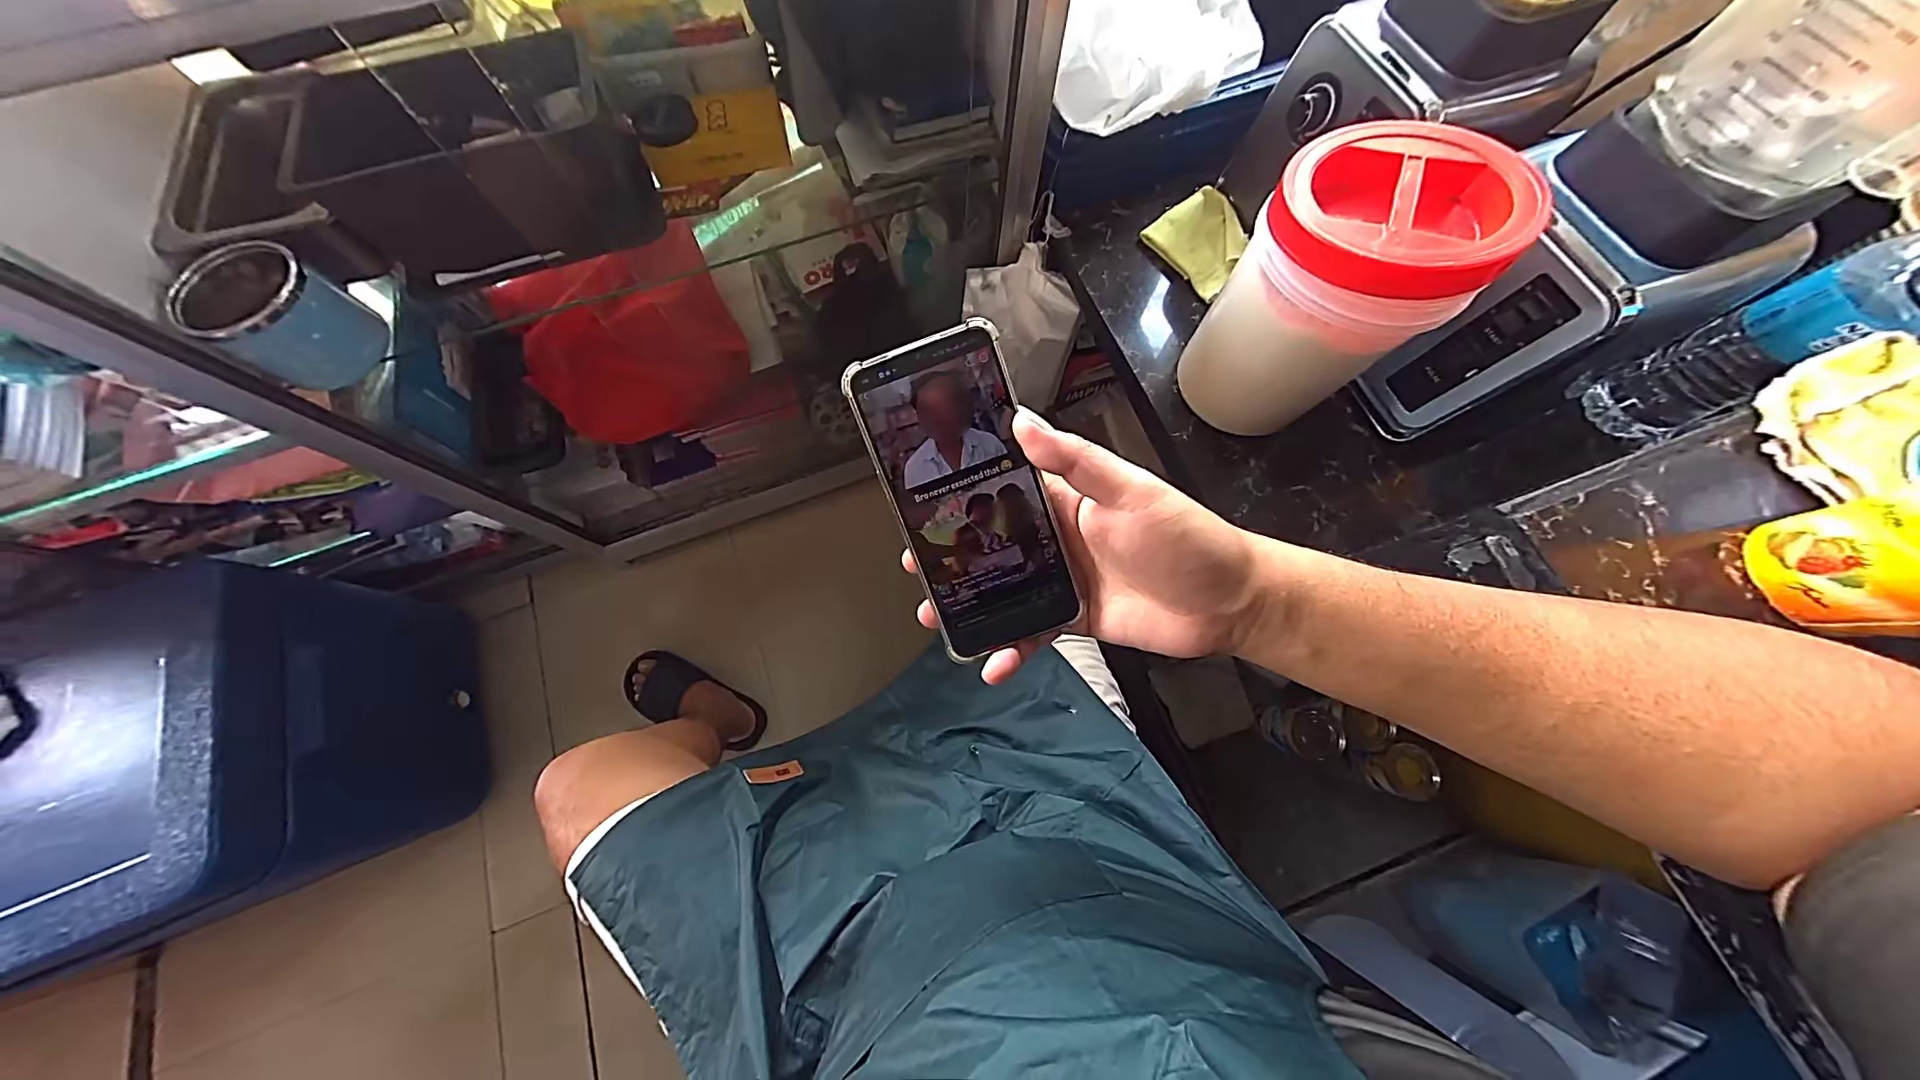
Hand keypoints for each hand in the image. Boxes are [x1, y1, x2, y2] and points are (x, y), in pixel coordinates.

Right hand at [904, 408, 1268, 682]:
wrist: (1227, 602)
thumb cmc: (1186, 538)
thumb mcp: (1129, 491)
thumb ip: (1075, 460)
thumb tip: (1023, 423)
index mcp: (1066, 502)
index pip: (1004, 493)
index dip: (964, 499)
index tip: (928, 508)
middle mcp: (1059, 540)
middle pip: (994, 547)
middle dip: (956, 558)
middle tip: (919, 567)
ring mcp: (1065, 581)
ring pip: (1005, 592)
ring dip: (972, 605)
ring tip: (939, 617)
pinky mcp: (1075, 618)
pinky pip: (1033, 632)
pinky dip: (1012, 648)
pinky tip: (995, 662)